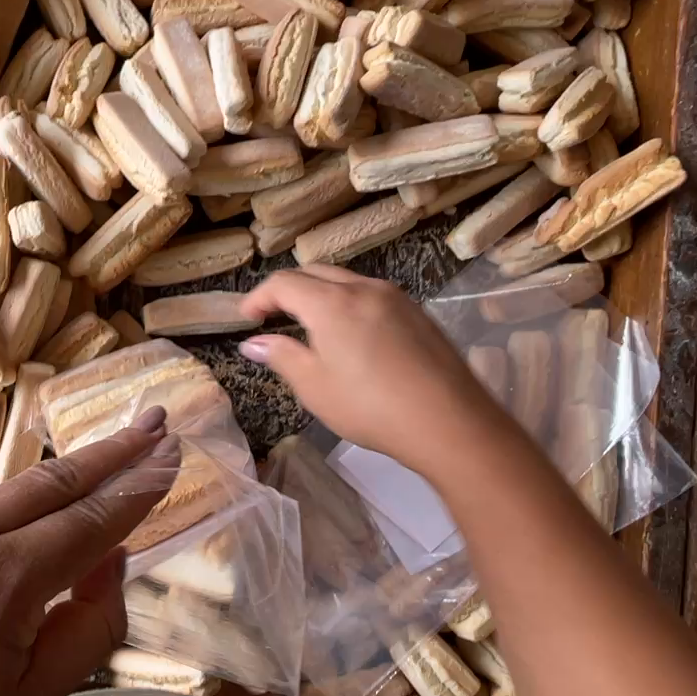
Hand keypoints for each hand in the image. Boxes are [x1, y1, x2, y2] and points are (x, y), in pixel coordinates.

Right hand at [238, 266, 518, 481]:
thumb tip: (254, 342)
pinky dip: (346, 302)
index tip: (246, 318)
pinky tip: (349, 334)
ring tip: (308, 324)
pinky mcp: (417, 313)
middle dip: (287, 290)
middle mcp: (363, 288)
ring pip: (345, 280)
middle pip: (313, 272)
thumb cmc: (371, 407)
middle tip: (272, 317)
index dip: (258, 297)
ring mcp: (395, 297)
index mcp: (331, 303)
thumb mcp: (314, 386)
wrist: (450, 422)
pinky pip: (370, 294)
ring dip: (318, 293)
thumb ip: (281, 356)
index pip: (283, 283)